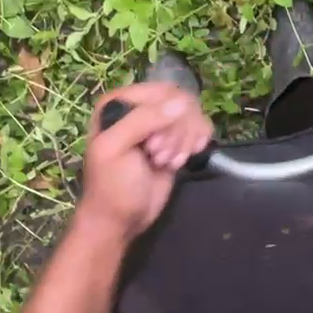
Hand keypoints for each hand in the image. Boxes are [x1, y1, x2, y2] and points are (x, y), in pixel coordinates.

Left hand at [75, 82, 212, 243]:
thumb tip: (183, 103)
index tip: (154, 145)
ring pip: (192, 114)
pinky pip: (200, 126)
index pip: (162, 91)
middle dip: (177, 131)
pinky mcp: (177, 138)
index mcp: (120, 102)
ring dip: (184, 141)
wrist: (121, 220)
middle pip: (181, 101)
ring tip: (166, 162)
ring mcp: (161, 123)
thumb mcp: (115, 149)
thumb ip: (143, 120)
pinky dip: (196, 142)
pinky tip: (182, 160)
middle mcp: (142, 106)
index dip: (166, 116)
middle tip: (158, 156)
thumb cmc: (112, 185)